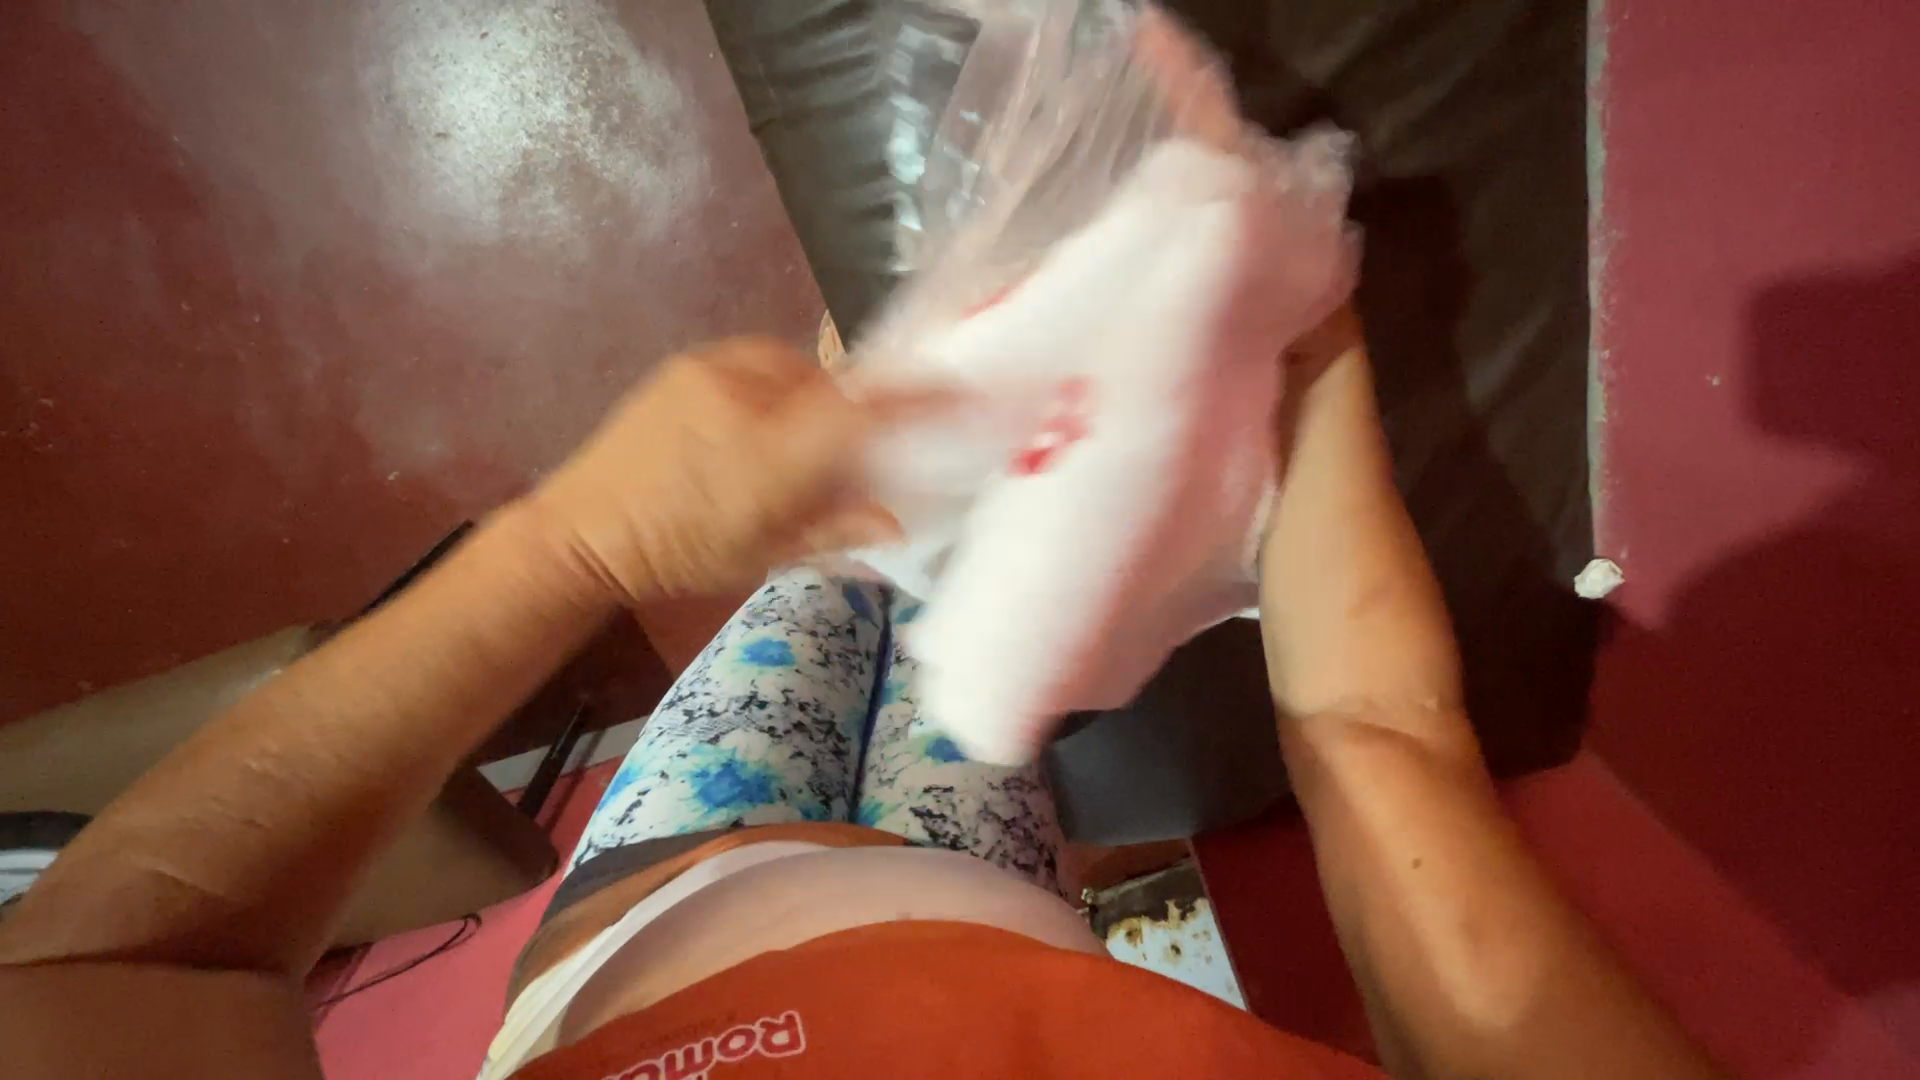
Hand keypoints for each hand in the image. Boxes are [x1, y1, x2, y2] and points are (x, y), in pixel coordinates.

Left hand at [533, 337, 905, 601]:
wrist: (584, 529)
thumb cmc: (682, 554)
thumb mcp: (767, 554)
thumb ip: (838, 529)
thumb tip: (900, 521)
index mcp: (769, 457)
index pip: (862, 413)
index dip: (920, 398)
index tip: (963, 391)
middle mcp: (747, 398)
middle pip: (838, 389)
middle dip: (858, 418)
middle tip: (849, 458)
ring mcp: (715, 371)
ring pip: (803, 373)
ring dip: (817, 404)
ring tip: (792, 446)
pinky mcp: (692, 361)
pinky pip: (765, 363)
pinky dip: (781, 389)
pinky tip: (758, 425)